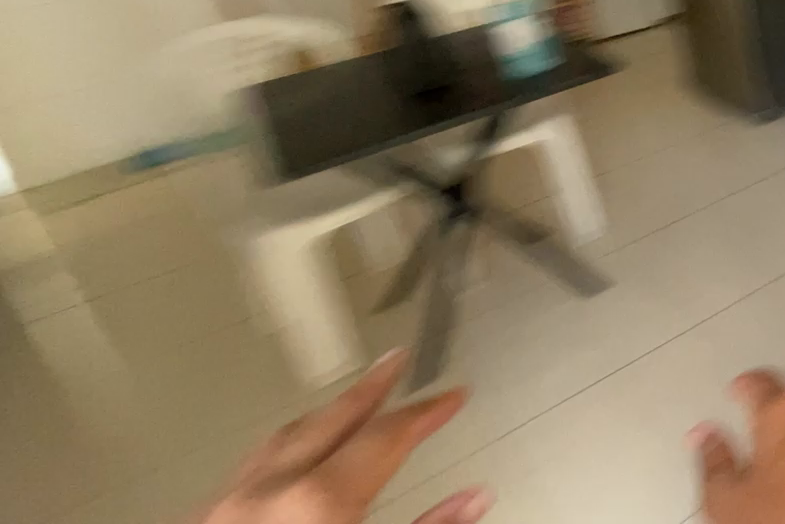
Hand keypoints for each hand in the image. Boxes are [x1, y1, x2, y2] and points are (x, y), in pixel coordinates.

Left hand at [198, 348, 487, 523]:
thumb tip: (477, 497)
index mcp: (319, 499)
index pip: (390, 433)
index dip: (429, 412)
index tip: (455, 396)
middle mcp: (269, 490)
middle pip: (332, 420)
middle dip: (371, 389)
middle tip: (397, 361)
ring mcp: (221, 510)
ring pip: (280, 440)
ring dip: (324, 416)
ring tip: (349, 401)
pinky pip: (246, 471)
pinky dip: (282, 449)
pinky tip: (288, 459)